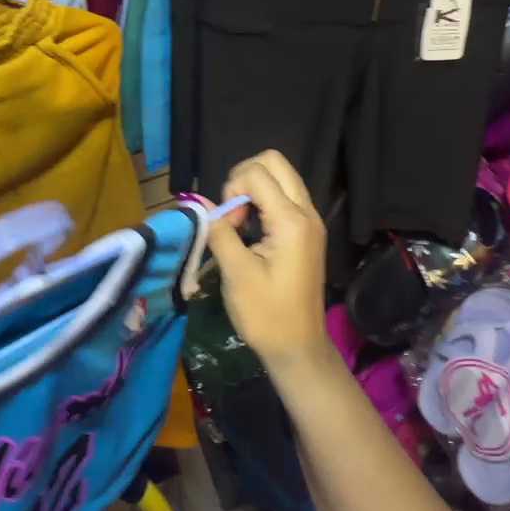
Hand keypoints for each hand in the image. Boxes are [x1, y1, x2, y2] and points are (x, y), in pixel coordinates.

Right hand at [204, 150, 333, 376]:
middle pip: (274, 162)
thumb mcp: (236, 274)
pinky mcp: (306, 230)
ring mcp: (310, 220)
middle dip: (244, 177)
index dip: (233, 189)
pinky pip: (284, 195)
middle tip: (233, 211)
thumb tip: (199, 203)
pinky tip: (251, 229)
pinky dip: (263, 199)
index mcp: (292, 221)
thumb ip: (219, 231)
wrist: (298, 349)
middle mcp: (306, 212)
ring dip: (253, 188)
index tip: (229, 224)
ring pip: (280, 176)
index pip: (257, 173)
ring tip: (239, 222)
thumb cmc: (267, 315)